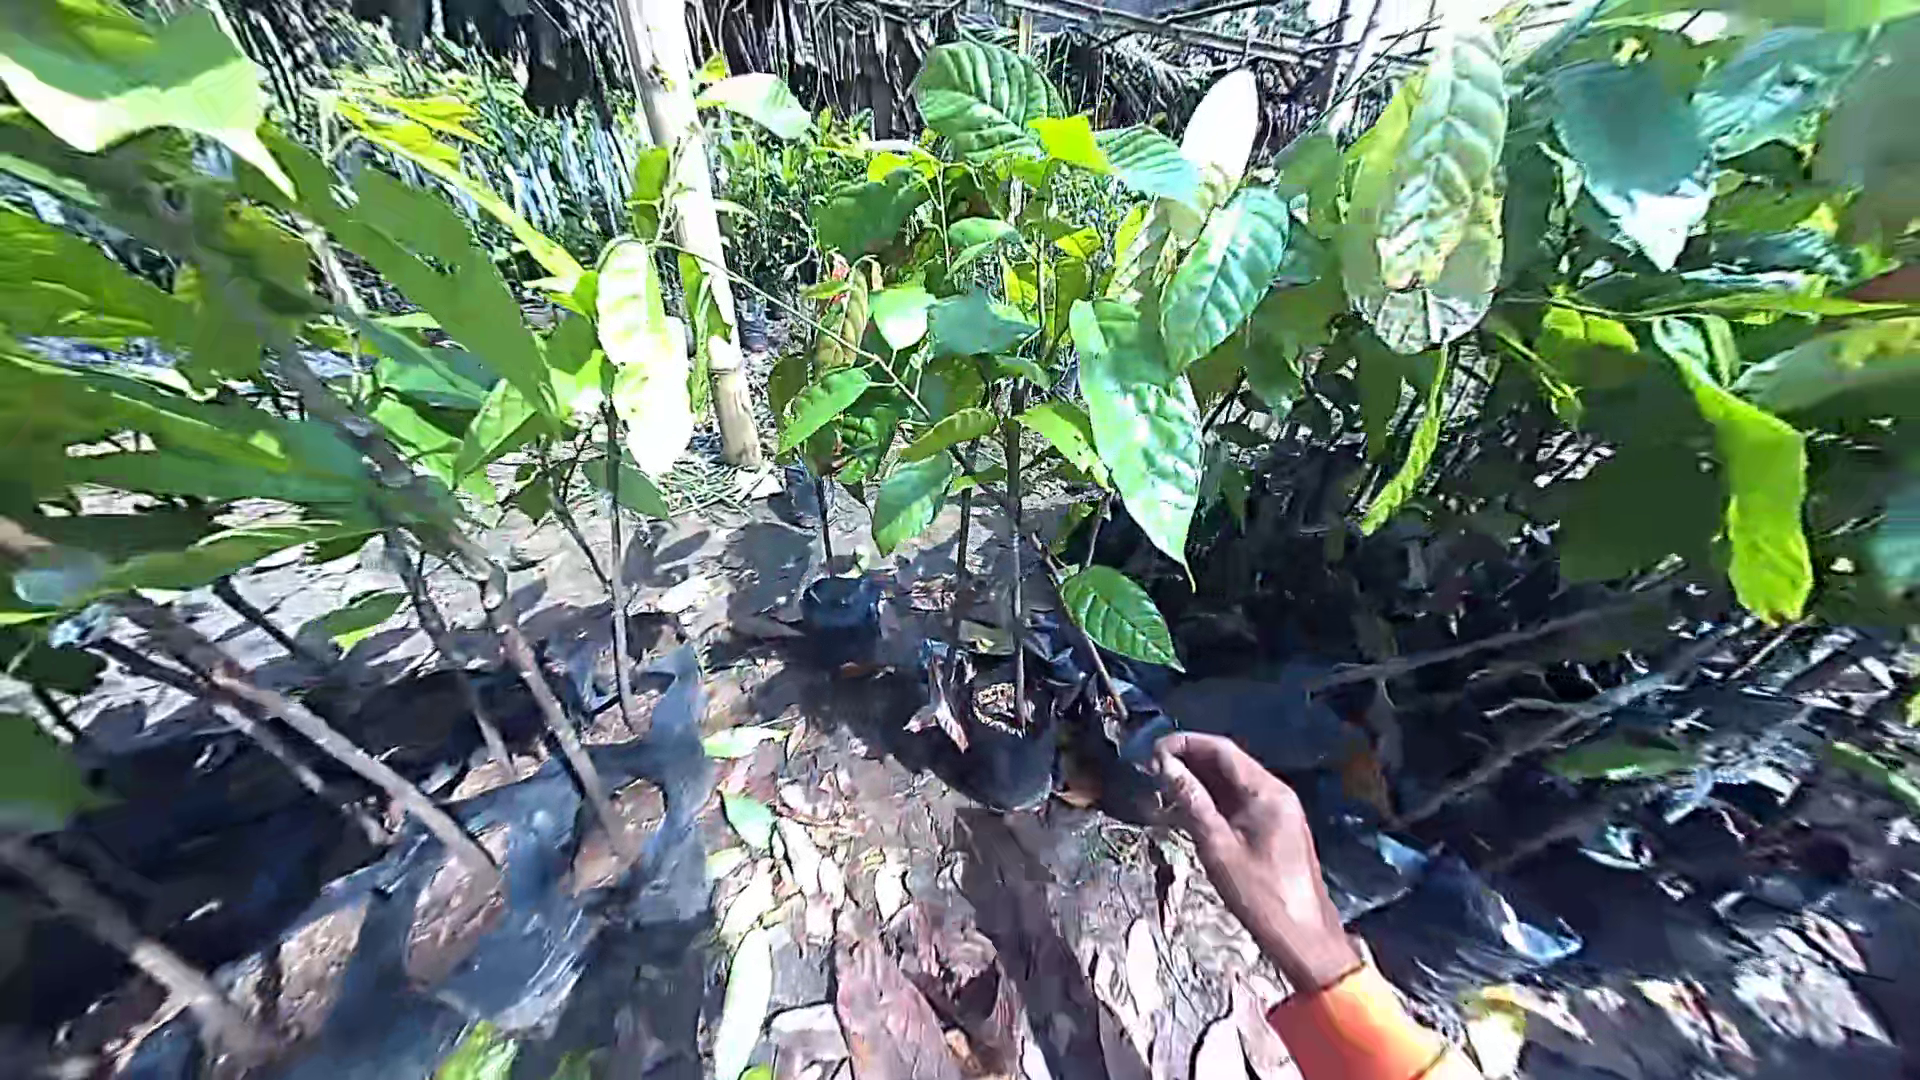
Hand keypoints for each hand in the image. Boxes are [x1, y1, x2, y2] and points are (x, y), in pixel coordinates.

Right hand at [1154, 732, 1359, 995]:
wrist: (1306, 943)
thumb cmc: (1260, 895)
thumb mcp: (1217, 845)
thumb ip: (1190, 799)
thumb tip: (1164, 763)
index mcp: (1266, 791)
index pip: (1220, 749)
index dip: (1184, 743)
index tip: (1153, 752)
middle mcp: (1275, 792)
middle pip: (1226, 761)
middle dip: (1188, 759)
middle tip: (1154, 768)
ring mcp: (1278, 810)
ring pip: (1231, 780)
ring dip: (1198, 778)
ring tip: (1165, 785)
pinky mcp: (1275, 827)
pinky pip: (1238, 799)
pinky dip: (1212, 797)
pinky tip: (1189, 806)